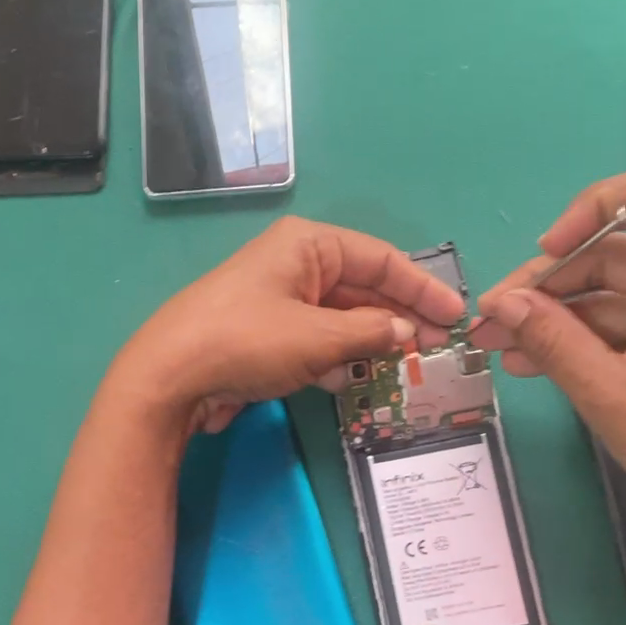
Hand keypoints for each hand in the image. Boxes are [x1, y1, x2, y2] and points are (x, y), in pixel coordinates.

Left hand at [108, 215, 466, 433]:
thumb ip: (370, 332)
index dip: (421, 287)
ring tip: (409, 365)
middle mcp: (296, 267)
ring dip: (372, 341)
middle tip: (437, 347)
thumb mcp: (317, 336)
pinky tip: (358, 378)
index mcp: (308, 246)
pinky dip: (339, 358)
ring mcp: (279, 303)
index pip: (380, 259)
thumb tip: (406, 332)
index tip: (454, 314)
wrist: (172, 377)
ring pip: (341, 318)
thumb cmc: (247, 341)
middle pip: (362, 288)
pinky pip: (317, 342)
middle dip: (400, 317)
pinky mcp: (267, 338)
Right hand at [472, 164, 625, 555]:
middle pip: (621, 252)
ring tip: (500, 346)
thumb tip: (501, 305)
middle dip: (551, 283)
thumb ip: (553, 341)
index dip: (590, 211)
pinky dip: (584, 338)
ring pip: (617, 291)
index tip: (545, 256)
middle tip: (492, 320)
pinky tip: (534, 361)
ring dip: (557, 316)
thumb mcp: (610, 395)